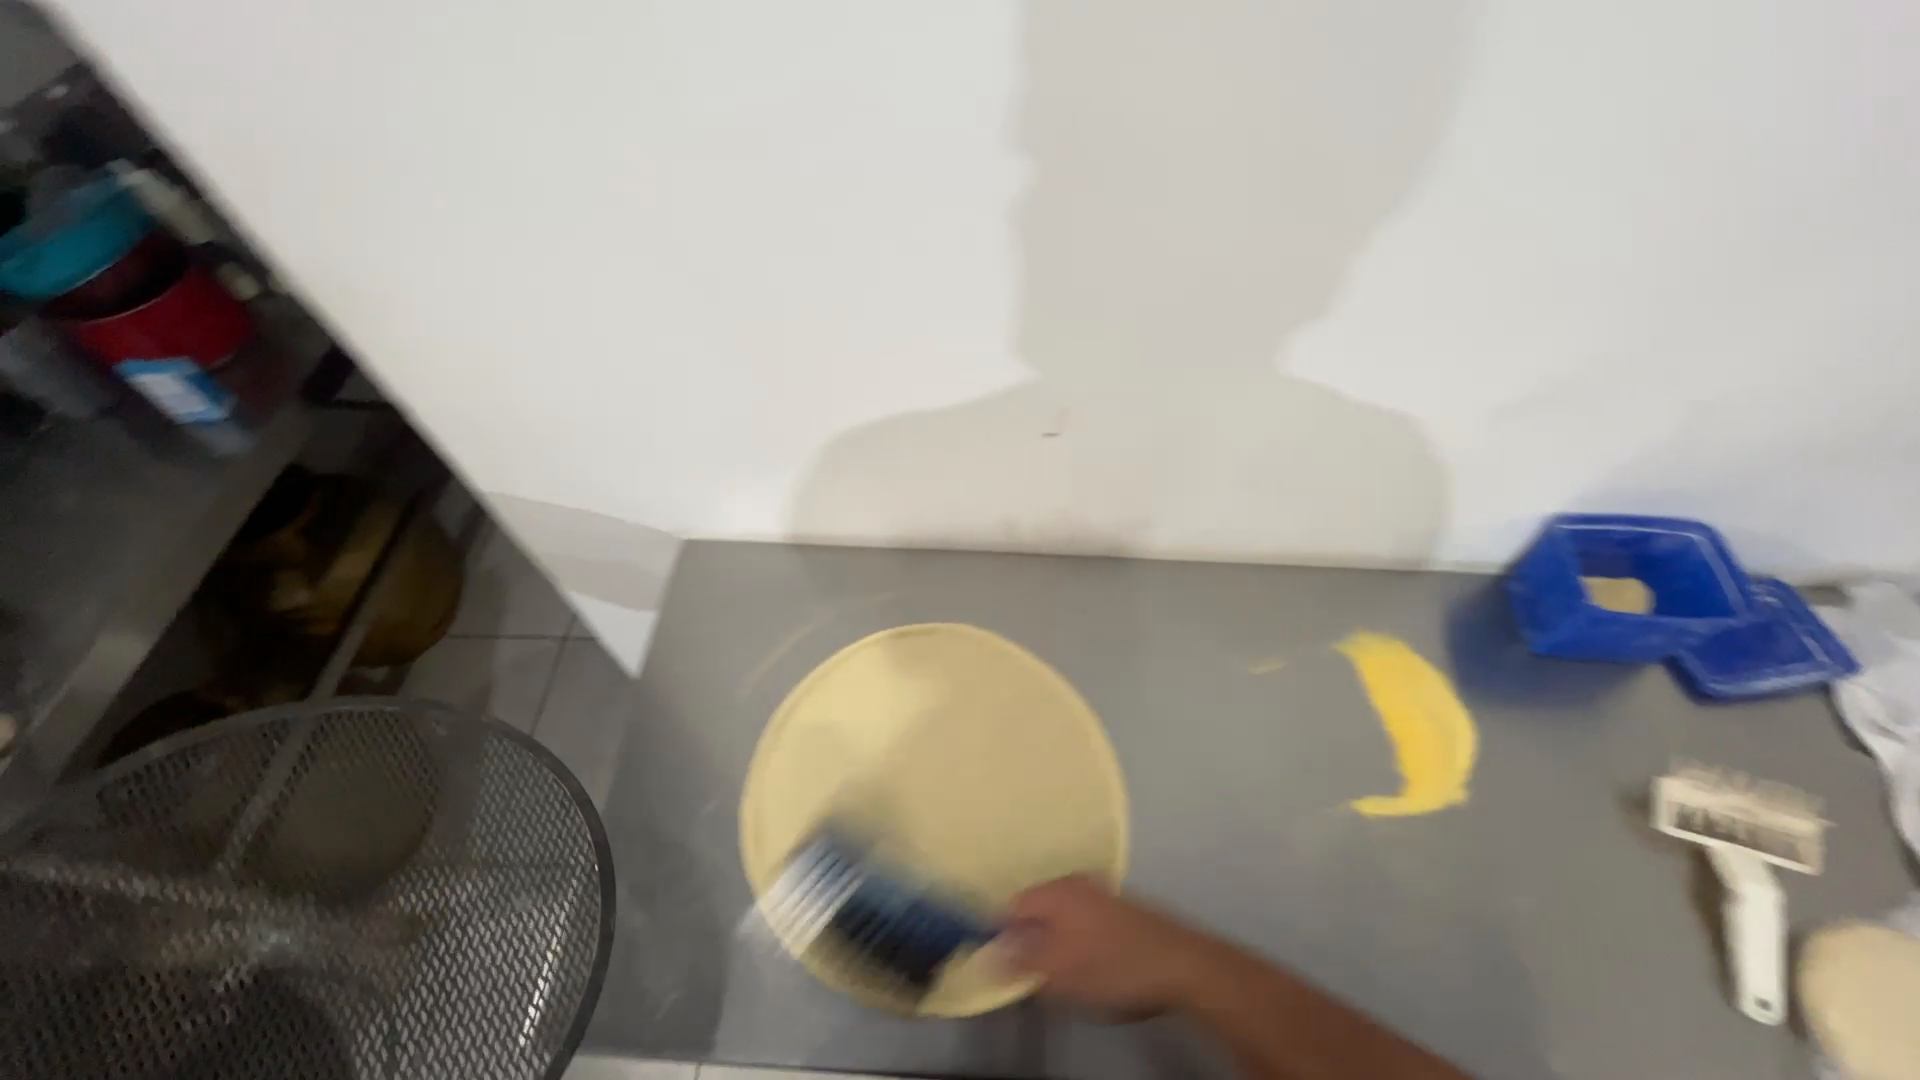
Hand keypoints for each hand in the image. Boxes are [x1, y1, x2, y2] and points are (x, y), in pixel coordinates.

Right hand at [1002, 876, 1214, 1015]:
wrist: (1182, 964)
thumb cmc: (1113, 966)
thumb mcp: (1059, 972)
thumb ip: (1018, 962)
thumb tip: (989, 955)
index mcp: (1053, 892)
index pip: (1008, 909)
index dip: (999, 937)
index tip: (1001, 967)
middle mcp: (1072, 884)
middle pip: (1034, 911)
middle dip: (1027, 941)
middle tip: (1032, 976)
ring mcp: (1098, 893)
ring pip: (1059, 917)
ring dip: (1053, 942)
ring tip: (1061, 975)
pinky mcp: (1117, 909)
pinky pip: (1081, 922)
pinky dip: (1076, 940)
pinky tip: (1089, 964)